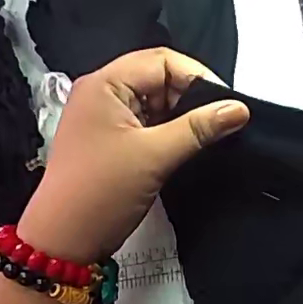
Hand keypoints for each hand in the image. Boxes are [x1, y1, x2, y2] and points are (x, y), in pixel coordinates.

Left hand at [18, 49, 248, 261]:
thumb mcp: (155, 156)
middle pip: (159, 78)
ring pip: (156, 102)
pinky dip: (170, 132)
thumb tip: (240, 109)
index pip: (162, 61)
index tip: (228, 104)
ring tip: (209, 136)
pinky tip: (189, 147)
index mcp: (105, 84)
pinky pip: (148, 124)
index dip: (199, 77)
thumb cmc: (101, 192)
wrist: (62, 242)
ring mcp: (105, 118)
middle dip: (192, 98)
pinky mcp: (111, 140)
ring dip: (182, 117)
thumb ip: (199, 128)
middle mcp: (102, 93)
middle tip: (221, 122)